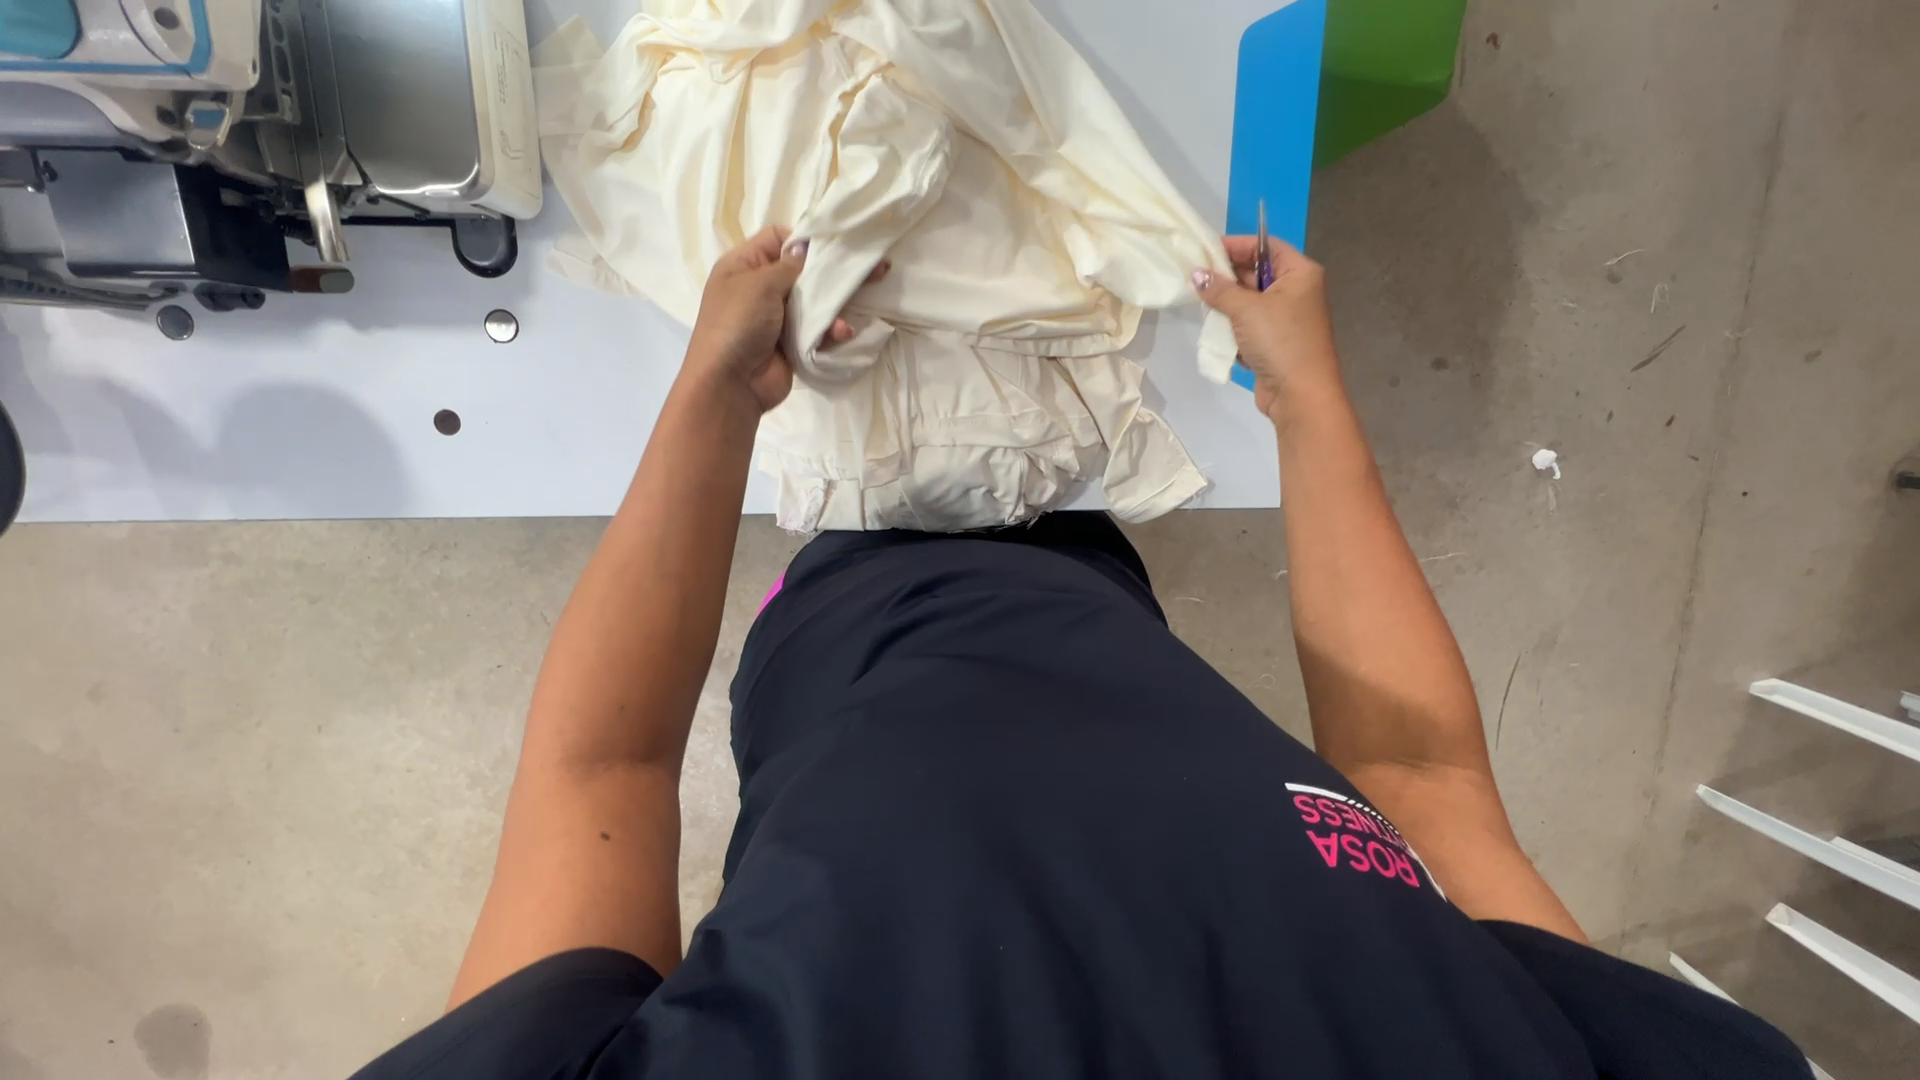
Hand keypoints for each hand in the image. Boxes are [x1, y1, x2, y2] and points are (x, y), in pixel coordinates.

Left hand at [684, 226, 884, 413]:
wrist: (730, 383)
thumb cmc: (737, 324)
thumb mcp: (760, 284)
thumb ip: (790, 265)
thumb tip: (807, 249)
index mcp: (744, 265)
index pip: (779, 239)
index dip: (805, 240)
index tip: (835, 246)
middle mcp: (761, 288)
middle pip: (804, 272)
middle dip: (834, 272)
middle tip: (874, 268)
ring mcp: (778, 318)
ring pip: (815, 303)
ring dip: (835, 307)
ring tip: (856, 309)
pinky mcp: (793, 344)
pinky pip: (818, 331)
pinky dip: (831, 331)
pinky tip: (842, 333)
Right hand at [1192, 237, 1340, 421]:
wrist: (1299, 393)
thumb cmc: (1280, 341)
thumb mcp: (1247, 310)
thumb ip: (1220, 290)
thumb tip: (1197, 275)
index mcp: (1299, 273)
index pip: (1266, 246)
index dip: (1237, 244)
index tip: (1206, 249)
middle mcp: (1295, 291)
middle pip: (1256, 273)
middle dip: (1227, 275)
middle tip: (1195, 275)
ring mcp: (1284, 318)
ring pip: (1249, 300)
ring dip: (1226, 302)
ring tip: (1198, 299)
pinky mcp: (1272, 341)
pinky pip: (1247, 324)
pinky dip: (1231, 324)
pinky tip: (1211, 325)